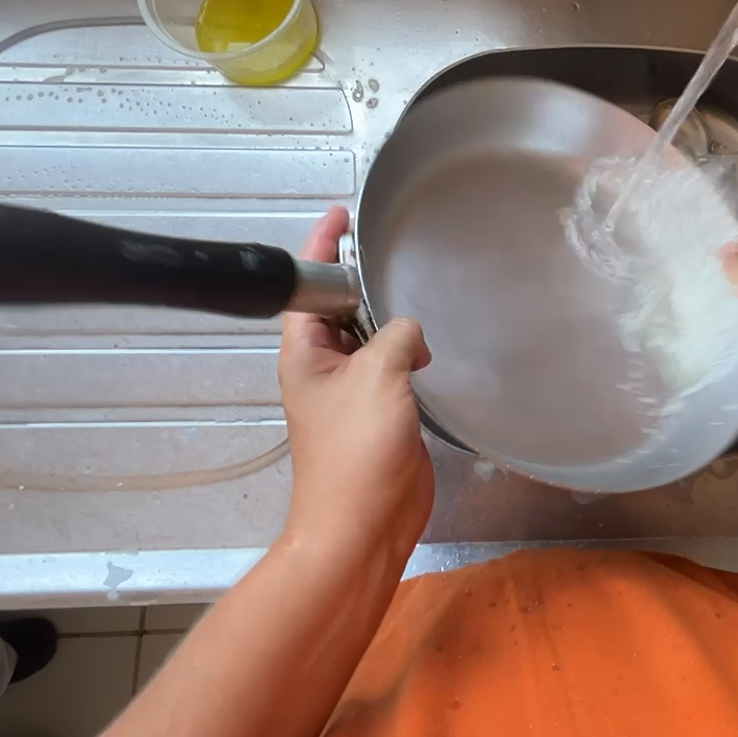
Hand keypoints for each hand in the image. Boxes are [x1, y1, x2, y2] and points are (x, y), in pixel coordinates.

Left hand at [279, 206, 433, 556]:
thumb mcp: (377, 376)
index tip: (343, 214)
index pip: (307, 286)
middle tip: (393, 248)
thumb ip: (398, 335)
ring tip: (419, 290)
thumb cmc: (357, 447)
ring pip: (371, 335)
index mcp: (305, 352)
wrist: (364, 521)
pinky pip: (393, 363)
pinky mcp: (381, 407)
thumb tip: (412, 334)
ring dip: (392, 316)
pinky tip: (431, 342)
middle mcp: (324, 364)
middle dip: (362, 278)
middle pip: (341, 306)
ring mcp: (353, 387)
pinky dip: (410, 347)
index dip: (321, 247)